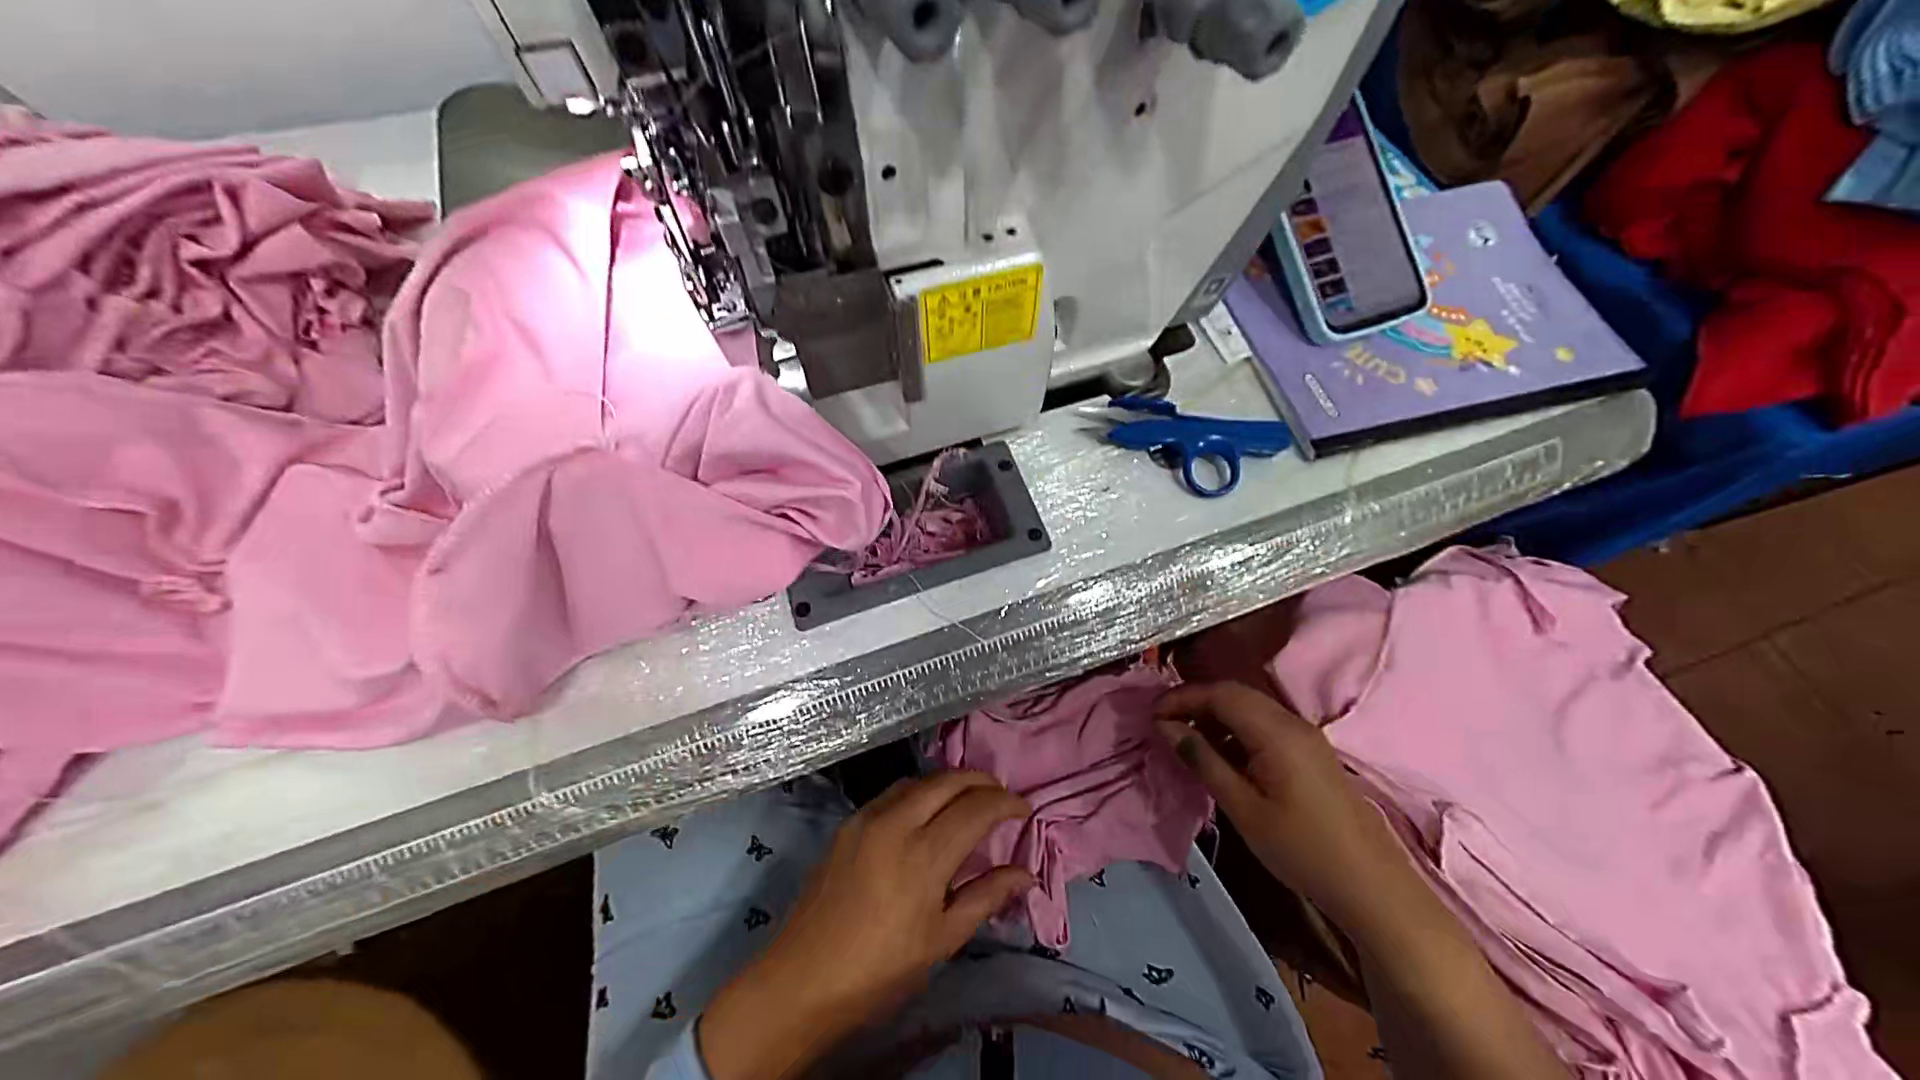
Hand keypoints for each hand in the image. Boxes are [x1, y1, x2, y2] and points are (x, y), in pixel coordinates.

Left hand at [700, 772, 1034, 1079]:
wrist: (802, 978)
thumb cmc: (880, 969)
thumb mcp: (942, 939)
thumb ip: (986, 897)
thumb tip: (1025, 874)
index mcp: (924, 854)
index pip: (977, 808)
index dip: (1006, 803)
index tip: (1024, 810)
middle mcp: (896, 822)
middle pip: (948, 780)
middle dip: (981, 781)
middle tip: (1001, 796)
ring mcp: (867, 818)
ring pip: (919, 780)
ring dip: (949, 782)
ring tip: (968, 800)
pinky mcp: (848, 823)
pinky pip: (893, 792)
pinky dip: (919, 791)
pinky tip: (926, 812)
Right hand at [1159, 683, 1570, 1078]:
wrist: (1371, 886)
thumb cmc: (1301, 849)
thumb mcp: (1242, 807)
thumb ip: (1203, 760)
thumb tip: (1166, 727)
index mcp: (1276, 731)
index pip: (1220, 693)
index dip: (1182, 697)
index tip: (1151, 715)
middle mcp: (1292, 723)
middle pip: (1235, 694)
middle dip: (1195, 701)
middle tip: (1163, 723)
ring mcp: (1306, 737)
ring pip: (1250, 708)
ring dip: (1215, 715)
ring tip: (1184, 738)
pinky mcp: (1311, 753)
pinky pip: (1264, 725)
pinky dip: (1235, 729)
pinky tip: (1220, 754)